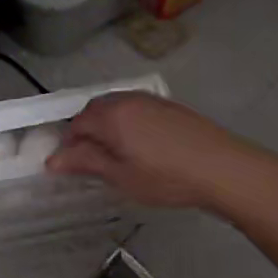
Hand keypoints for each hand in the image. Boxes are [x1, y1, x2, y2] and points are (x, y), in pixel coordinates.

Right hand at [46, 91, 277, 212]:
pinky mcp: (169, 107)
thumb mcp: (121, 176)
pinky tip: (141, 146)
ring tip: (116, 155)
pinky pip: (135, 109)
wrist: (225, 169)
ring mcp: (150, 100)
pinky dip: (127, 124)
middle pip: (93, 111)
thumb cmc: (167, 177)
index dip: (69, 145)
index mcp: (109, 115)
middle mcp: (126, 100)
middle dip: (86, 133)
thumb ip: (85, 162)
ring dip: (107, 127)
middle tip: (92, 162)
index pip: (75, 124)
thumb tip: (53, 159)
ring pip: (115, 108)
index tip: (71, 167)